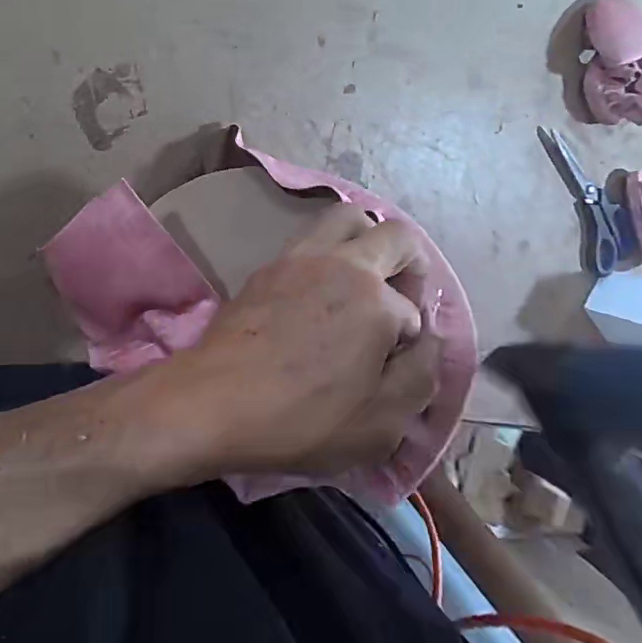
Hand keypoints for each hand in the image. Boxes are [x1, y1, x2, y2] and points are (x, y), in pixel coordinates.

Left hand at [143, 203, 439, 481]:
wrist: (211, 403)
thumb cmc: (301, 419)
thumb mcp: (380, 423)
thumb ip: (421, 376)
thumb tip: (430, 340)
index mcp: (374, 298)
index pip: (414, 311)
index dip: (412, 341)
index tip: (393, 366)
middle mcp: (341, 263)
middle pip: (395, 235)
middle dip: (410, 265)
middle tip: (398, 303)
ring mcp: (300, 257)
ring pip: (347, 219)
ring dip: (368, 242)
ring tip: (362, 282)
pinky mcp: (268, 266)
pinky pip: (311, 238)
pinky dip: (329, 252)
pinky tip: (319, 291)